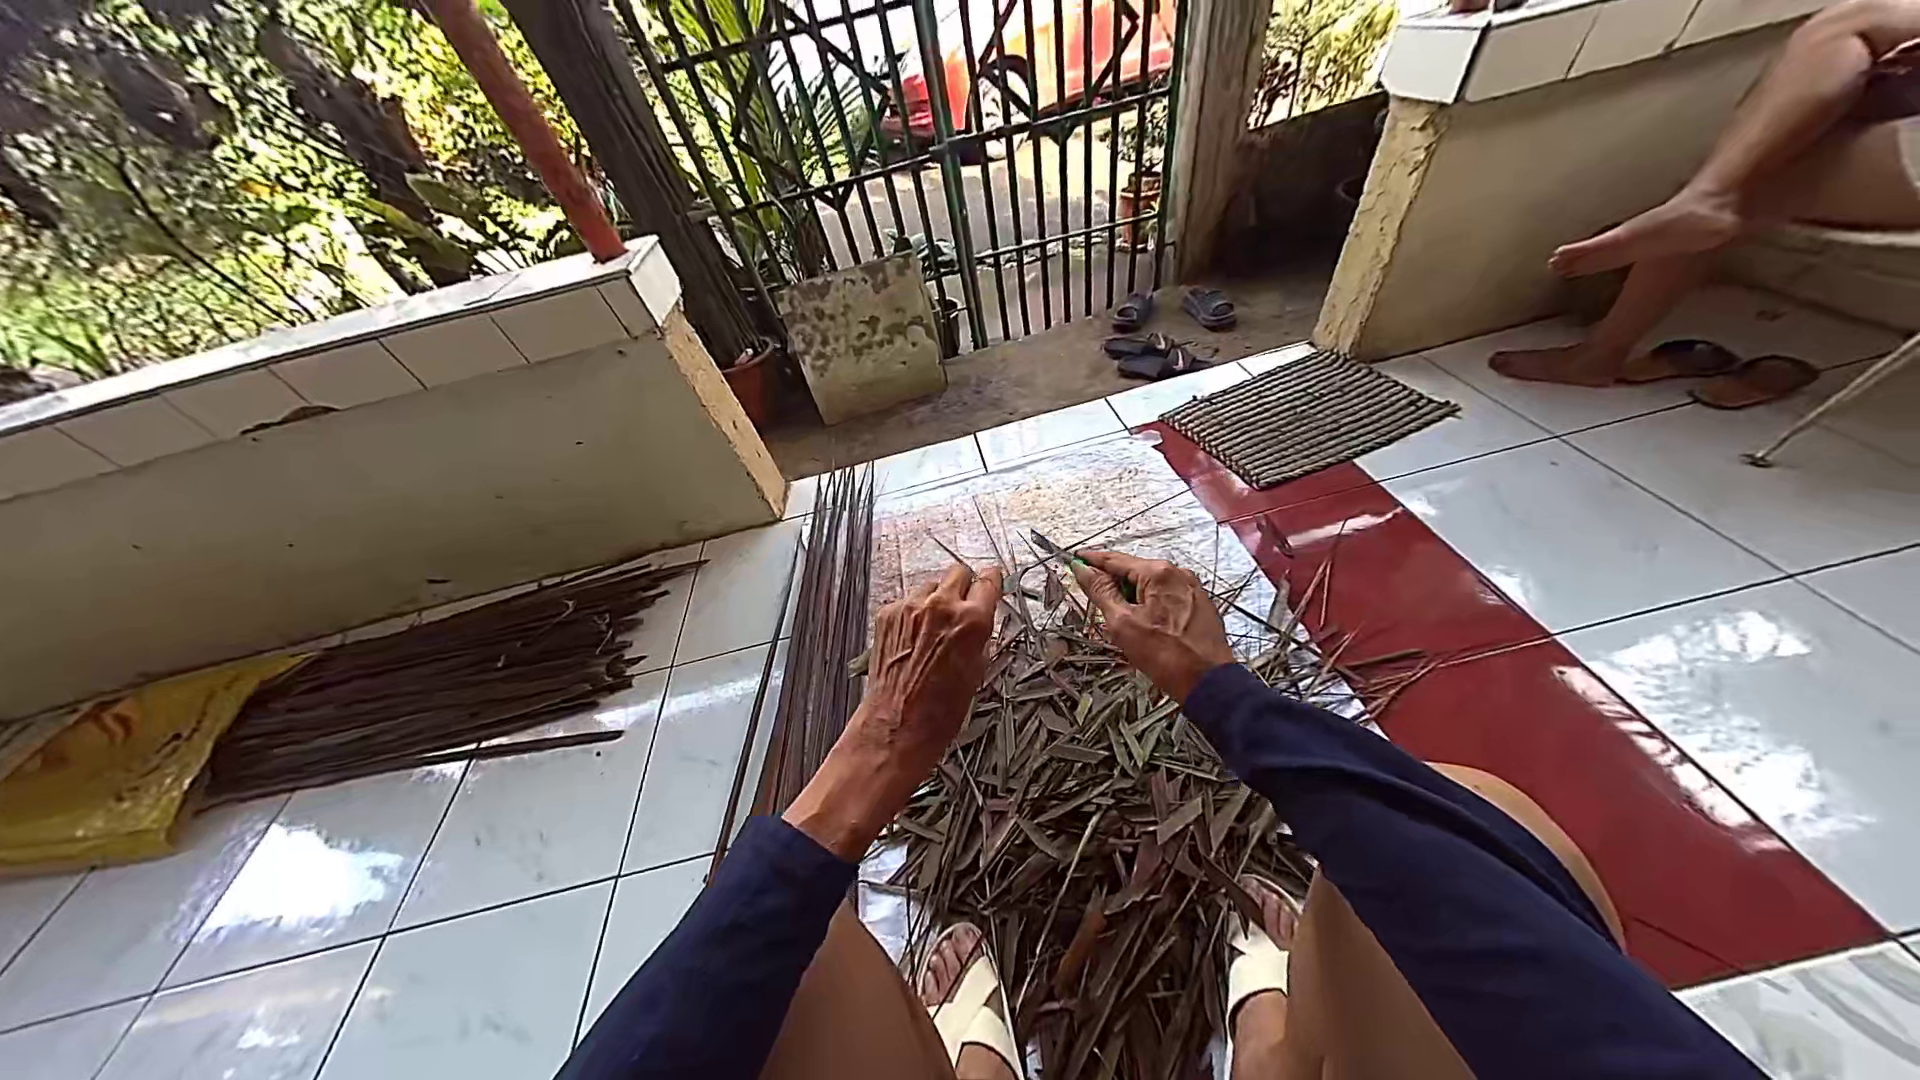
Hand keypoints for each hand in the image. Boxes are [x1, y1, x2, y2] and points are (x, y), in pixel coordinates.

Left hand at [783, 562, 1002, 859]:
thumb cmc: (942, 709)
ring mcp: (910, 607)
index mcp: (972, 620)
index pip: (989, 581)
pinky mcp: (888, 614)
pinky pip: (907, 602)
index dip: (991, 582)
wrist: (897, 725)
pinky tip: (913, 639)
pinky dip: (913, 613)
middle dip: (964, 586)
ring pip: (931, 586)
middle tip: (962, 605)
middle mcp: (941, 606)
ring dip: (936, 599)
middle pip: (958, 572)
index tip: (991, 582)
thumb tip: (981, 619)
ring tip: (933, 628)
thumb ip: (980, 636)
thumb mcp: (978, 670)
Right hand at [1070, 551, 1233, 703]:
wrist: (1208, 683)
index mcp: (1158, 572)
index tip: (1075, 560)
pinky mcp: (1198, 604)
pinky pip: (1164, 595)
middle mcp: (1178, 574)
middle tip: (1091, 595)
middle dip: (1111, 582)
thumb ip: (1100, 591)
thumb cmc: (1166, 655)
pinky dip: (1148, 603)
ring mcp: (1191, 588)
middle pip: (1133, 570)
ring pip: (1149, 585)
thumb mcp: (1122, 622)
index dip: (1091, 560)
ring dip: (1130, 595)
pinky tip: (1141, 622)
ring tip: (1117, 617)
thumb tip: (1083, 570)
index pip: (1115, 559)